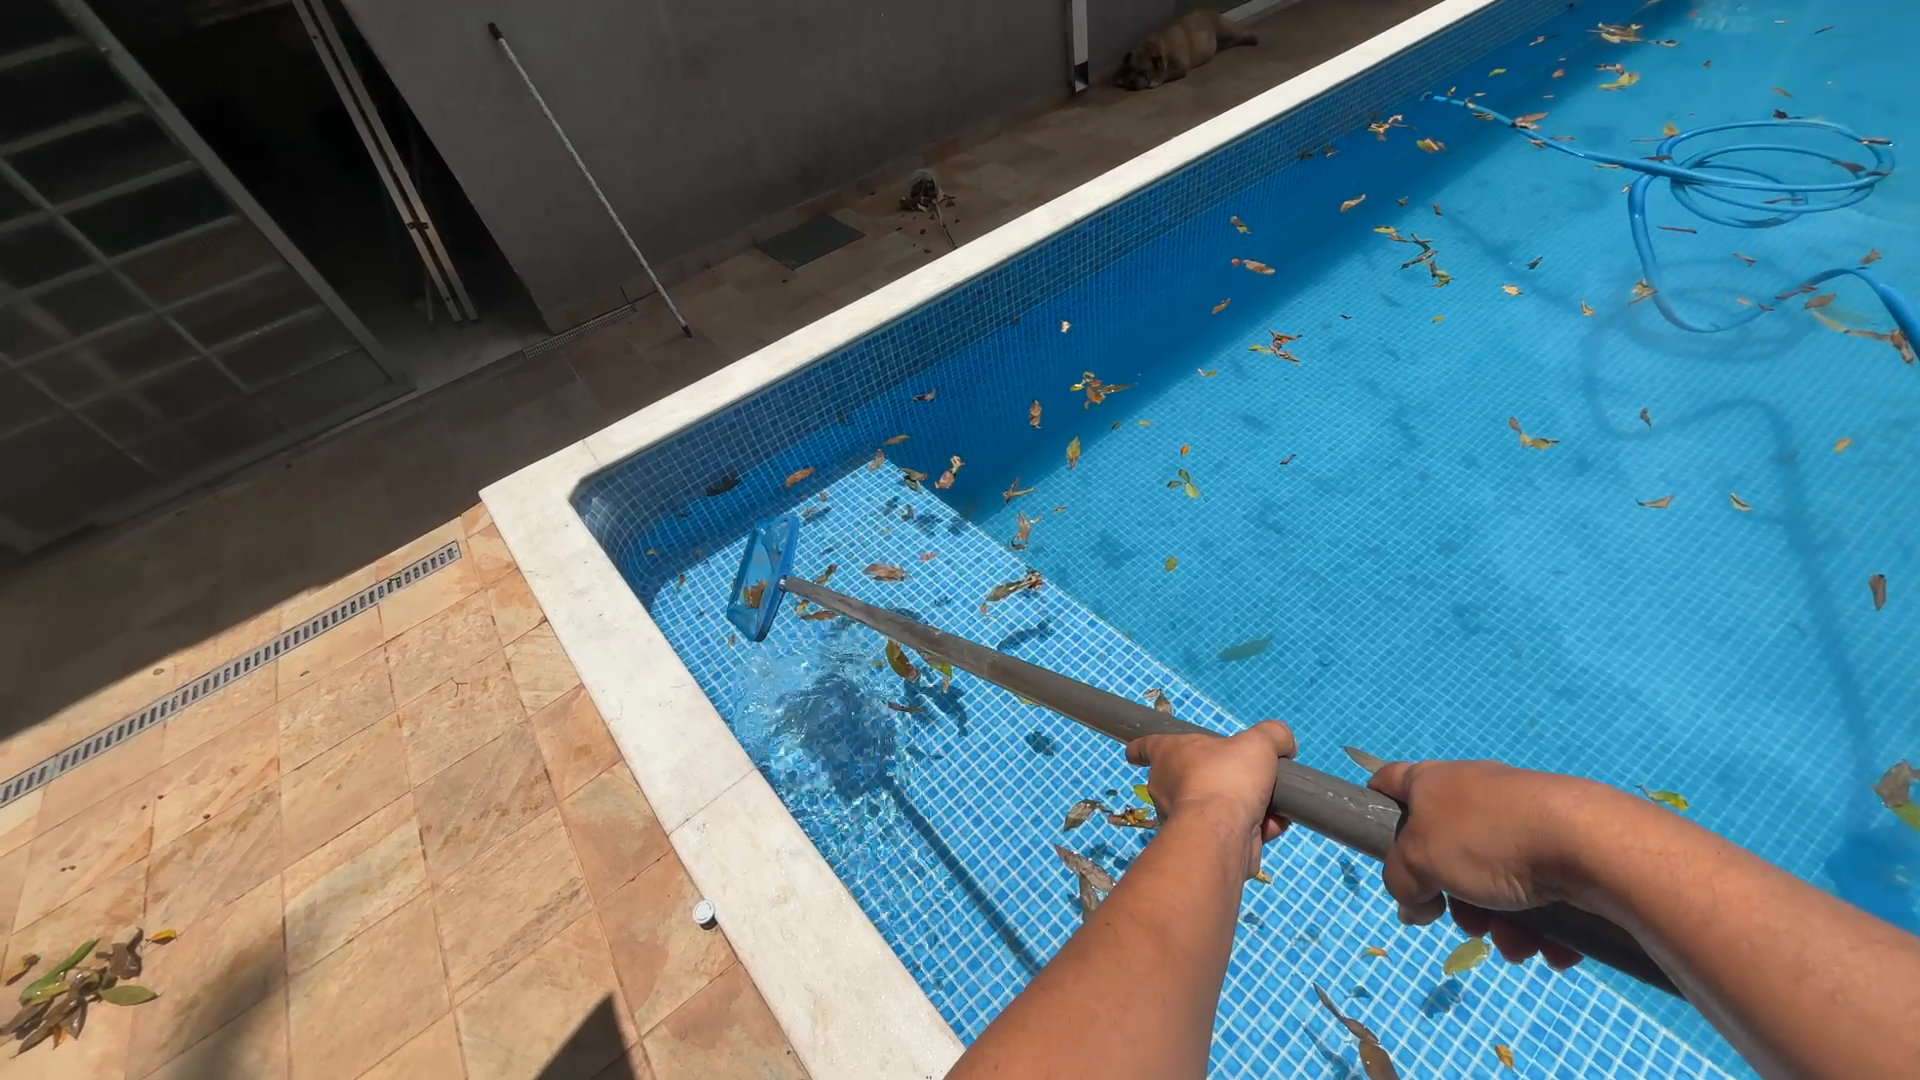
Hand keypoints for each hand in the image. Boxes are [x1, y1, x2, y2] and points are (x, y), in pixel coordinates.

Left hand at [1126, 721, 1295, 879]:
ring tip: (1269, 805)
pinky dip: (1252, 828)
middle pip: (1187, 778)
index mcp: (1167, 754)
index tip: (1133, 753)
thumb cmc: (1227, 776)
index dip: (1141, 747)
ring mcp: (1181, 817)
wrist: (1222, 830)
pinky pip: (1229, 830)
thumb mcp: (1258, 743)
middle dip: (1219, 780)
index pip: (1145, 746)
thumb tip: (1283, 742)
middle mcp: (1166, 784)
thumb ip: (1272, 735)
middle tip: (1245, 778)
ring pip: (1215, 806)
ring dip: (1245, 807)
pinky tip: (1269, 825)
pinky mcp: (1202, 843)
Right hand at [1369, 759, 1617, 968]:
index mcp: (1433, 782)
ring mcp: (1524, 816)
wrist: (1589, 843)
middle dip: (1452, 894)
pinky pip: (1542, 887)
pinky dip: (1543, 921)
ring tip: (1515, 945)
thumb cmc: (1484, 839)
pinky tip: (1552, 945)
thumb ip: (1400, 881)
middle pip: (1447, 846)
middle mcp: (1476, 792)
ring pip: (1496, 874)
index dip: (1378, 807)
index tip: (1380, 841)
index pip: (1390, 781)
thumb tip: (1411, 905)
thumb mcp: (1417, 862)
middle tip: (1463, 921)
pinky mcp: (1569, 844)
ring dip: (1499, 918)